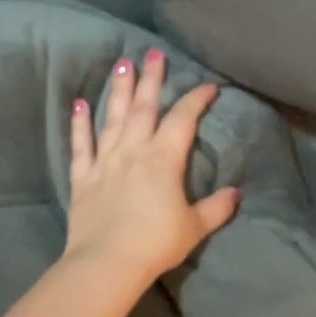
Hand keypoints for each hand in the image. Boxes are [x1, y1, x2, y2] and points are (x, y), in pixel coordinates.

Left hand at [56, 48, 239, 282]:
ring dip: (120, 90)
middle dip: (152, 79)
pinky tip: (80, 103)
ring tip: (123, 64)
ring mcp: (106, 161)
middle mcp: (134, 151)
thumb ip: (216, 207)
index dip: (197, 99)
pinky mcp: (84, 177)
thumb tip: (236, 193)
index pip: (184, 119)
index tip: (209, 86)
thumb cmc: (156, 243)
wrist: (106, 263)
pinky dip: (80, 123)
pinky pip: (82, 144)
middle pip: (144, 107)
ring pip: (113, 117)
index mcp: (165, 159)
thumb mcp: (195, 227)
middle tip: (153, 53)